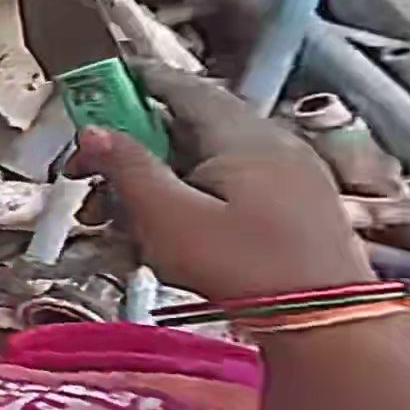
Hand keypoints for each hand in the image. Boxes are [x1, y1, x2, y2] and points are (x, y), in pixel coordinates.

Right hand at [67, 62, 373, 301]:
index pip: (183, 90)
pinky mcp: (284, 206)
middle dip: (124, 150)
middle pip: (180, 130)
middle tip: (83, 175)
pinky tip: (151, 228)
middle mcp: (269, 147)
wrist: (326, 327)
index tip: (96, 83)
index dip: (136, 81)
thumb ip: (126, 166)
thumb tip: (91, 130)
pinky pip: (215, 185)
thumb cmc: (238, 264)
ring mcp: (282, 177)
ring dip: (143, 180)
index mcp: (245, 139)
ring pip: (194, 161)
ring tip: (111, 216)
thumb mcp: (165, 213)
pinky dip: (175, 196)